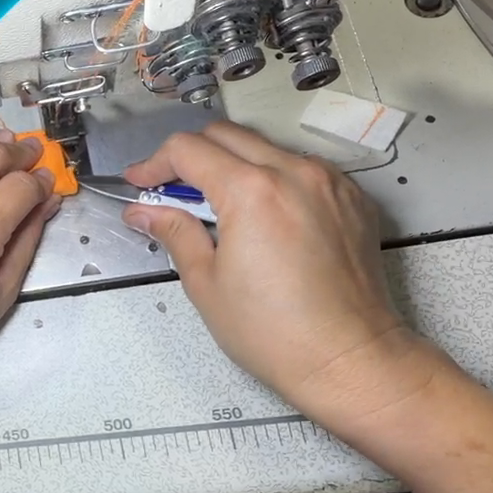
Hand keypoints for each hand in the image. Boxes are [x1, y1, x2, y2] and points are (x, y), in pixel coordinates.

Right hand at [121, 122, 446, 428]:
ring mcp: (331, 183)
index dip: (153, 164)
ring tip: (216, 205)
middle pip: (226, 134)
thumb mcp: (204, 281)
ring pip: (266, 147)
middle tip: (170, 190)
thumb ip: (174, 232)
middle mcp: (295, 173)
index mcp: (251, 191)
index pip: (188, 150)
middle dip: (189, 155)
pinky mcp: (353, 199)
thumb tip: (143, 212)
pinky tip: (260, 216)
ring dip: (231, 163)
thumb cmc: (271, 330)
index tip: (139, 184)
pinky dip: (271, 178)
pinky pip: (302, 169)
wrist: (349, 359)